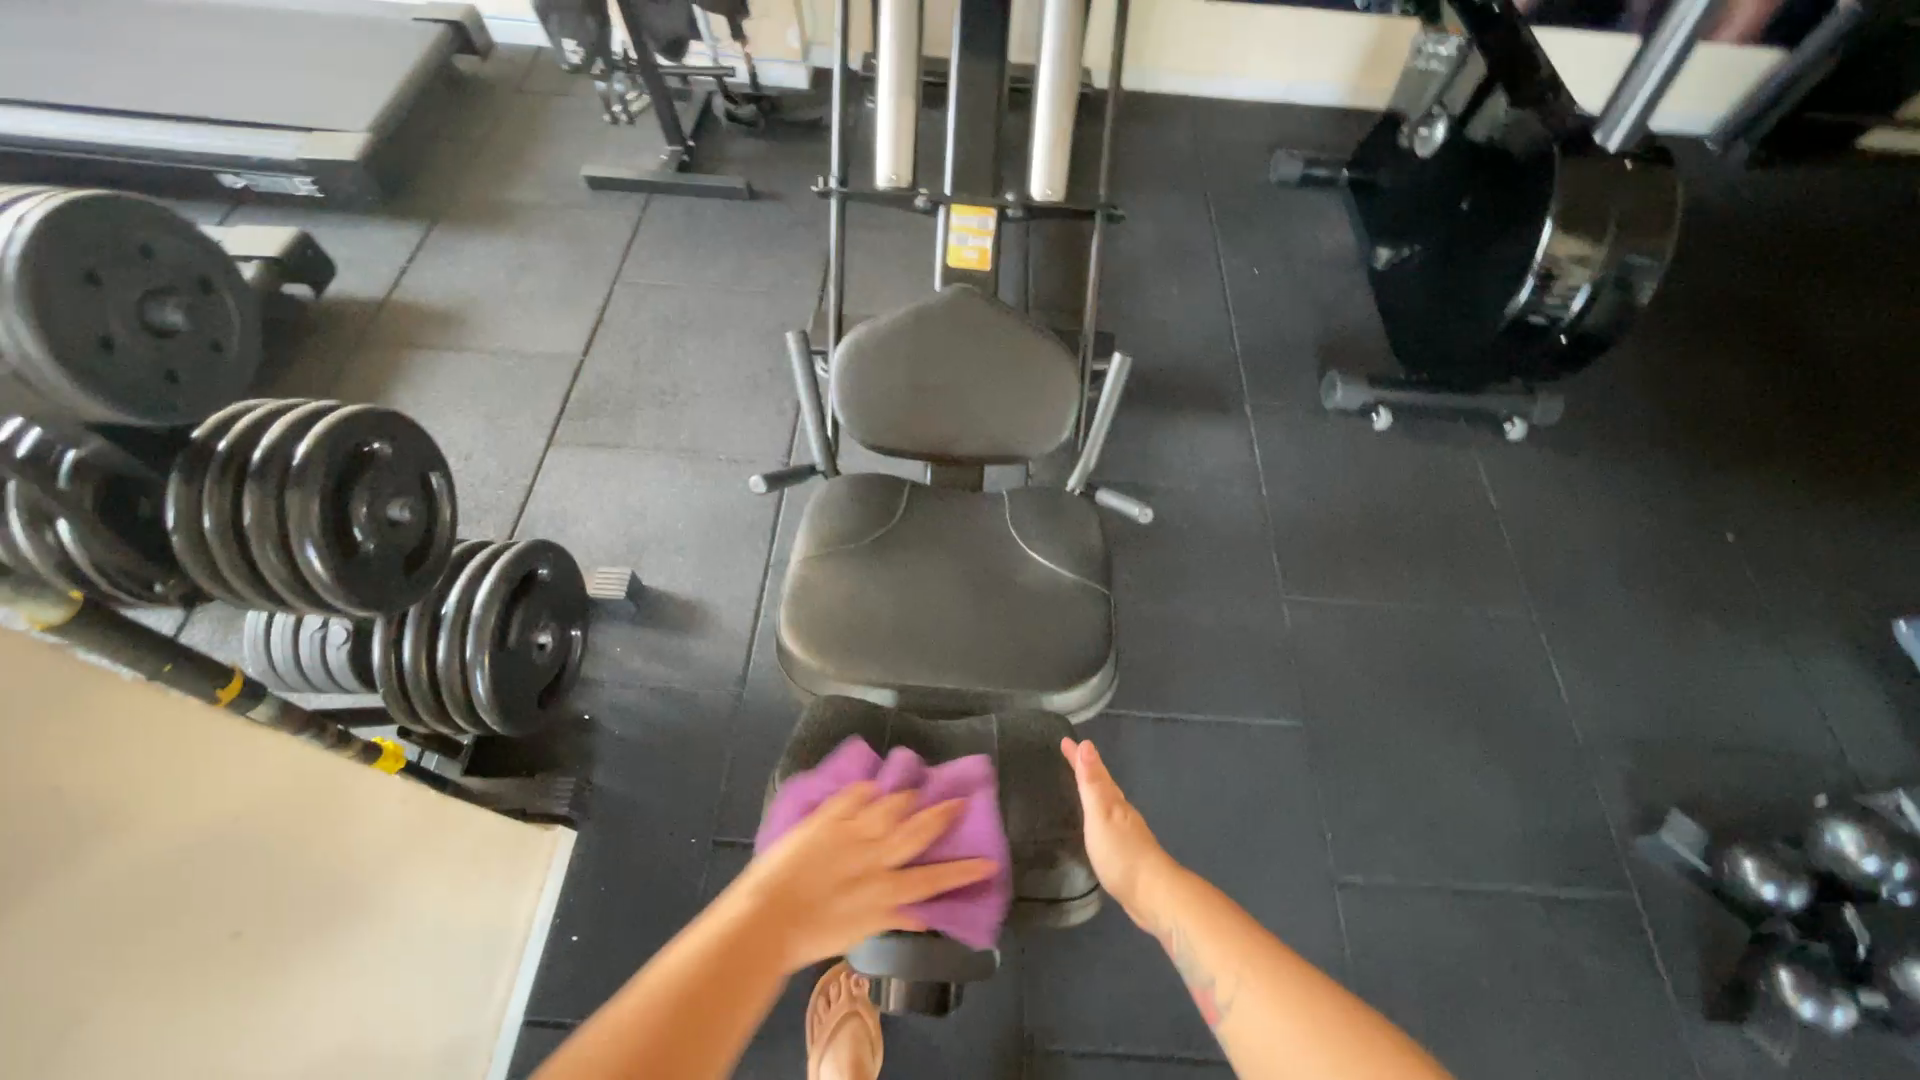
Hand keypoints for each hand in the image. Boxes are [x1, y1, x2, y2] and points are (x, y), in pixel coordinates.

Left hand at [719, 782, 997, 973]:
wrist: (766, 919)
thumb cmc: (810, 936)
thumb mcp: (858, 933)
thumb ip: (892, 918)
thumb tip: (921, 914)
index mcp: (886, 891)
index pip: (935, 879)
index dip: (964, 871)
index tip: (990, 862)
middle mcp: (876, 857)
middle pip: (918, 830)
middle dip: (943, 815)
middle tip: (961, 800)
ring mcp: (851, 833)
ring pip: (891, 806)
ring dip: (908, 796)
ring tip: (919, 788)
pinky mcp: (827, 818)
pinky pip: (854, 796)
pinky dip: (868, 790)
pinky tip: (875, 786)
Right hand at [1061, 737, 1176, 926]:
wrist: (1152, 894)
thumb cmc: (1122, 853)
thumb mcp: (1101, 814)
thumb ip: (1092, 783)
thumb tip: (1086, 745)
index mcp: (1113, 801)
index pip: (1094, 771)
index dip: (1079, 756)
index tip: (1065, 740)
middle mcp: (1121, 811)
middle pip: (1102, 783)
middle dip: (1086, 769)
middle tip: (1070, 757)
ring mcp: (1126, 832)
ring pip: (1107, 803)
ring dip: (1093, 792)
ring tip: (1080, 787)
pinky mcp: (1126, 852)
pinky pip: (1107, 823)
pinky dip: (1098, 816)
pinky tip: (1095, 827)